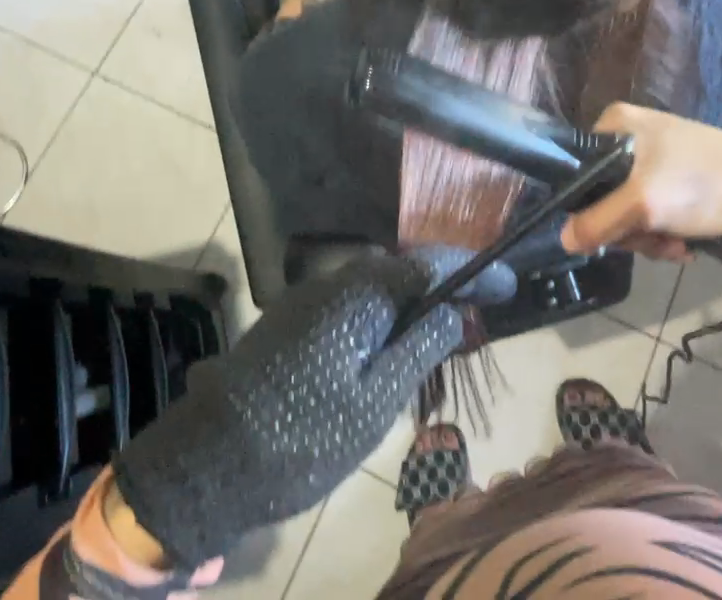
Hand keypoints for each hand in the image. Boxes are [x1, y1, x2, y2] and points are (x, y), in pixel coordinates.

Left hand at [112, 248, 511, 567]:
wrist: (213, 456)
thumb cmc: (305, 433)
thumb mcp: (377, 399)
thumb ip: (420, 345)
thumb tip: (456, 308)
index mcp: (359, 294)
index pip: (429, 265)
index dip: (473, 271)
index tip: (509, 284)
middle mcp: (331, 283)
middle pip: (400, 269)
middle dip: (442, 283)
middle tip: (478, 310)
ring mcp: (306, 300)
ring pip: (373, 286)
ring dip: (410, 300)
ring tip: (441, 330)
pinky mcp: (291, 322)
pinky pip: (349, 304)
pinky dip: (381, 315)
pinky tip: (391, 344)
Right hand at [560, 104, 721, 258]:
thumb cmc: (704, 186)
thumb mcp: (644, 204)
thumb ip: (598, 222)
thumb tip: (565, 239)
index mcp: (616, 123)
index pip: (577, 170)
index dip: (590, 206)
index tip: (616, 228)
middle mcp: (631, 135)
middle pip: (603, 195)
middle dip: (628, 227)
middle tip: (654, 239)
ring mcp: (656, 157)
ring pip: (629, 209)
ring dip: (649, 236)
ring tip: (675, 246)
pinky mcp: (677, 178)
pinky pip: (653, 210)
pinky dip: (665, 232)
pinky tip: (684, 244)